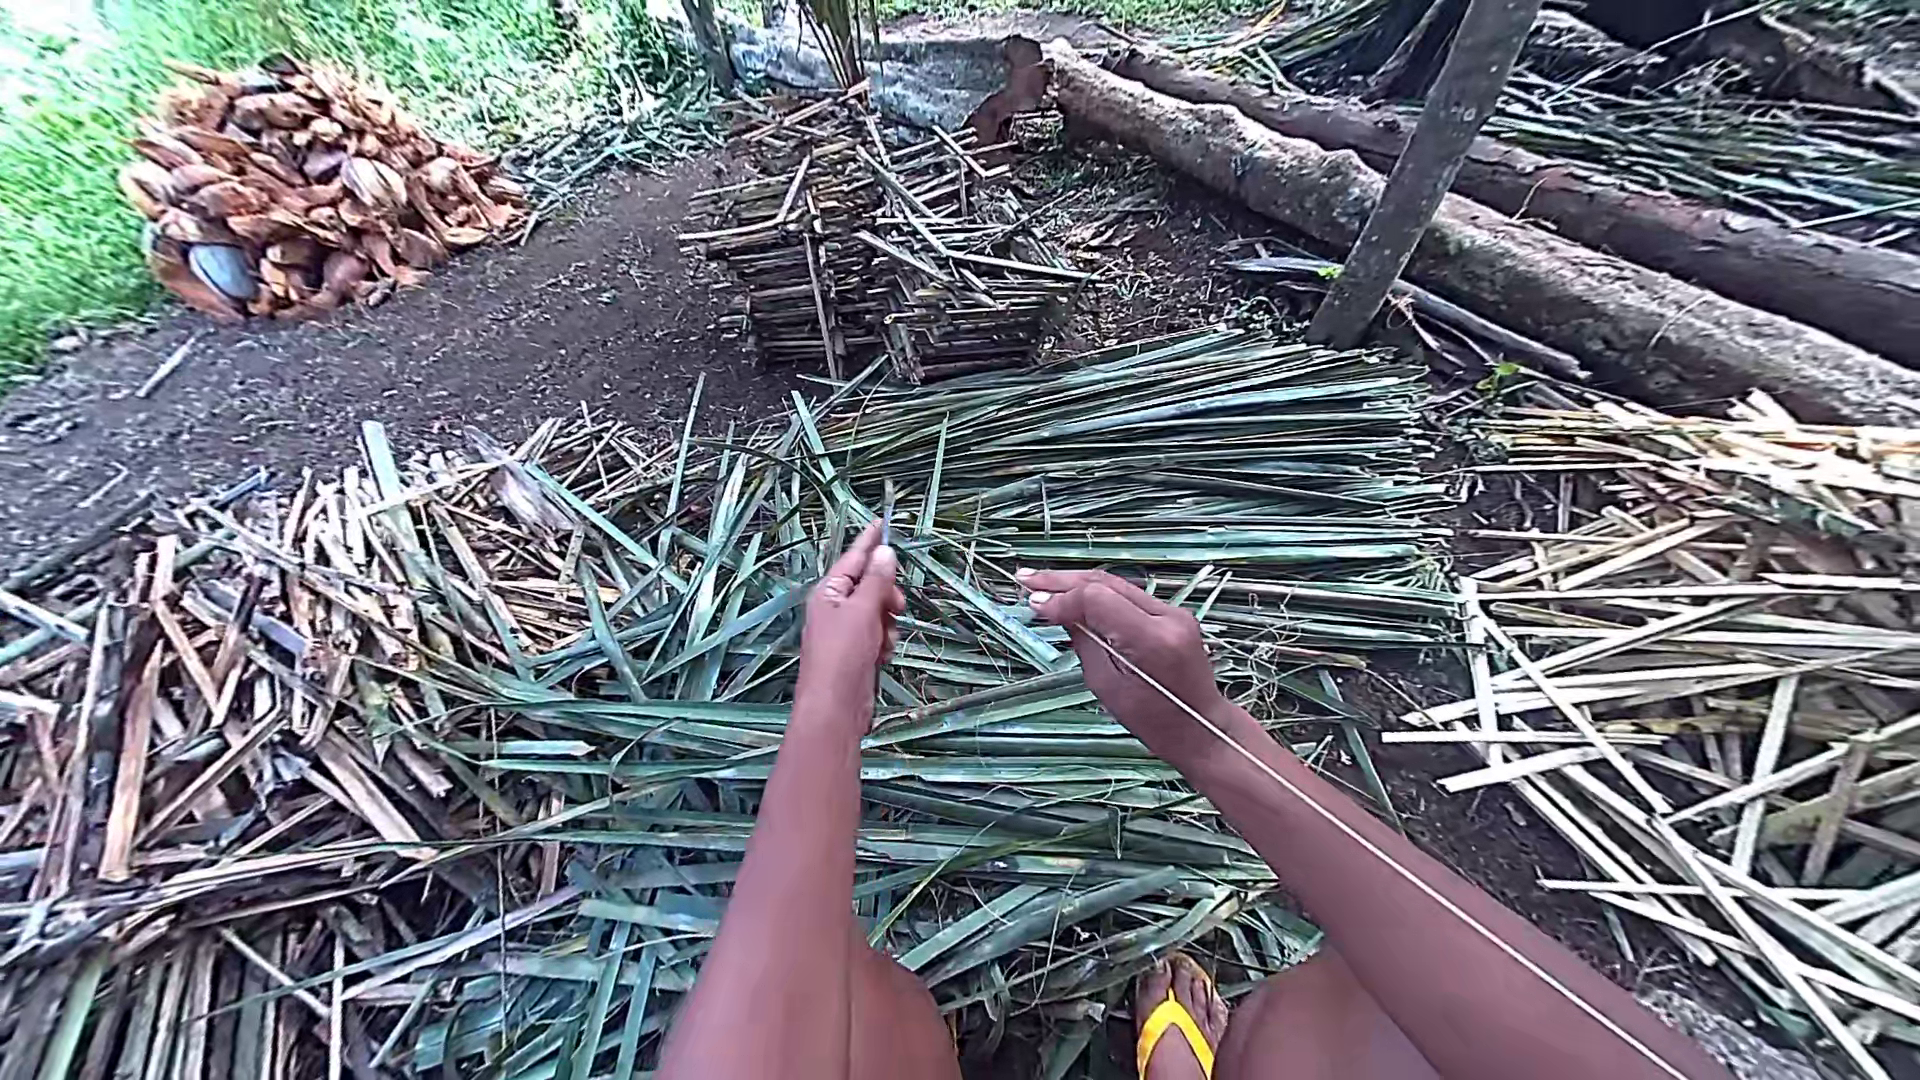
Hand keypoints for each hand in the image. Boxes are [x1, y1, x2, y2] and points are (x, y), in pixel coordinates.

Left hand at [795, 523, 903, 724]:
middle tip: (897, 606)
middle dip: (887, 595)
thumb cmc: (844, 654)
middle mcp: (835, 608)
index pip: (854, 558)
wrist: (836, 707)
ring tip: (883, 641)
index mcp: (828, 592)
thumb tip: (885, 552)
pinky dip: (884, 642)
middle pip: (870, 585)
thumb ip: (876, 580)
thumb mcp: (863, 611)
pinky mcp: (856, 651)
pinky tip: (881, 656)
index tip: (882, 522)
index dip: (869, 541)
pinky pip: (878, 634)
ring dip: (887, 623)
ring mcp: (846, 631)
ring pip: (879, 611)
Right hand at [1019, 569, 1228, 761]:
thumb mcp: (1106, 685)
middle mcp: (1165, 616)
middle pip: (1104, 583)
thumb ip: (1085, 642)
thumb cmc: (1152, 720)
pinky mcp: (1171, 613)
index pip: (1096, 599)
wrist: (1202, 727)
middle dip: (1061, 580)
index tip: (1032, 605)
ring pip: (1114, 583)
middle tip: (1025, 579)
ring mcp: (1172, 611)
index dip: (1061, 599)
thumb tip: (1060, 612)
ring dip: (1076, 582)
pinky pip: (1126, 594)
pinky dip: (1096, 592)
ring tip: (1040, 583)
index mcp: (1150, 639)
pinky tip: (1071, 594)